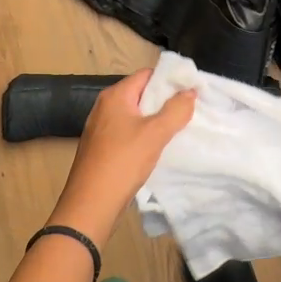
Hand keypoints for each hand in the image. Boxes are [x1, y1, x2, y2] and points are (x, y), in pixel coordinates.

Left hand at [50, 68, 195, 241]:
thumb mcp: (155, 134)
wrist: (90, 206)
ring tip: (176, 130)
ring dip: (154, 120)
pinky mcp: (100, 148)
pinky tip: (155, 149)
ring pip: (134, 115)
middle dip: (164, 101)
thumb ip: (176, 110)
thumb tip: (190, 92)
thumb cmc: (122, 162)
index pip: (147, 75)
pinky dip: (142, 135)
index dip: (170, 80)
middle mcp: (104, 107)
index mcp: (115, 96)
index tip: (190, 90)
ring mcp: (100, 128)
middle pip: (141, 94)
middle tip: (187, 111)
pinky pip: (127, 132)